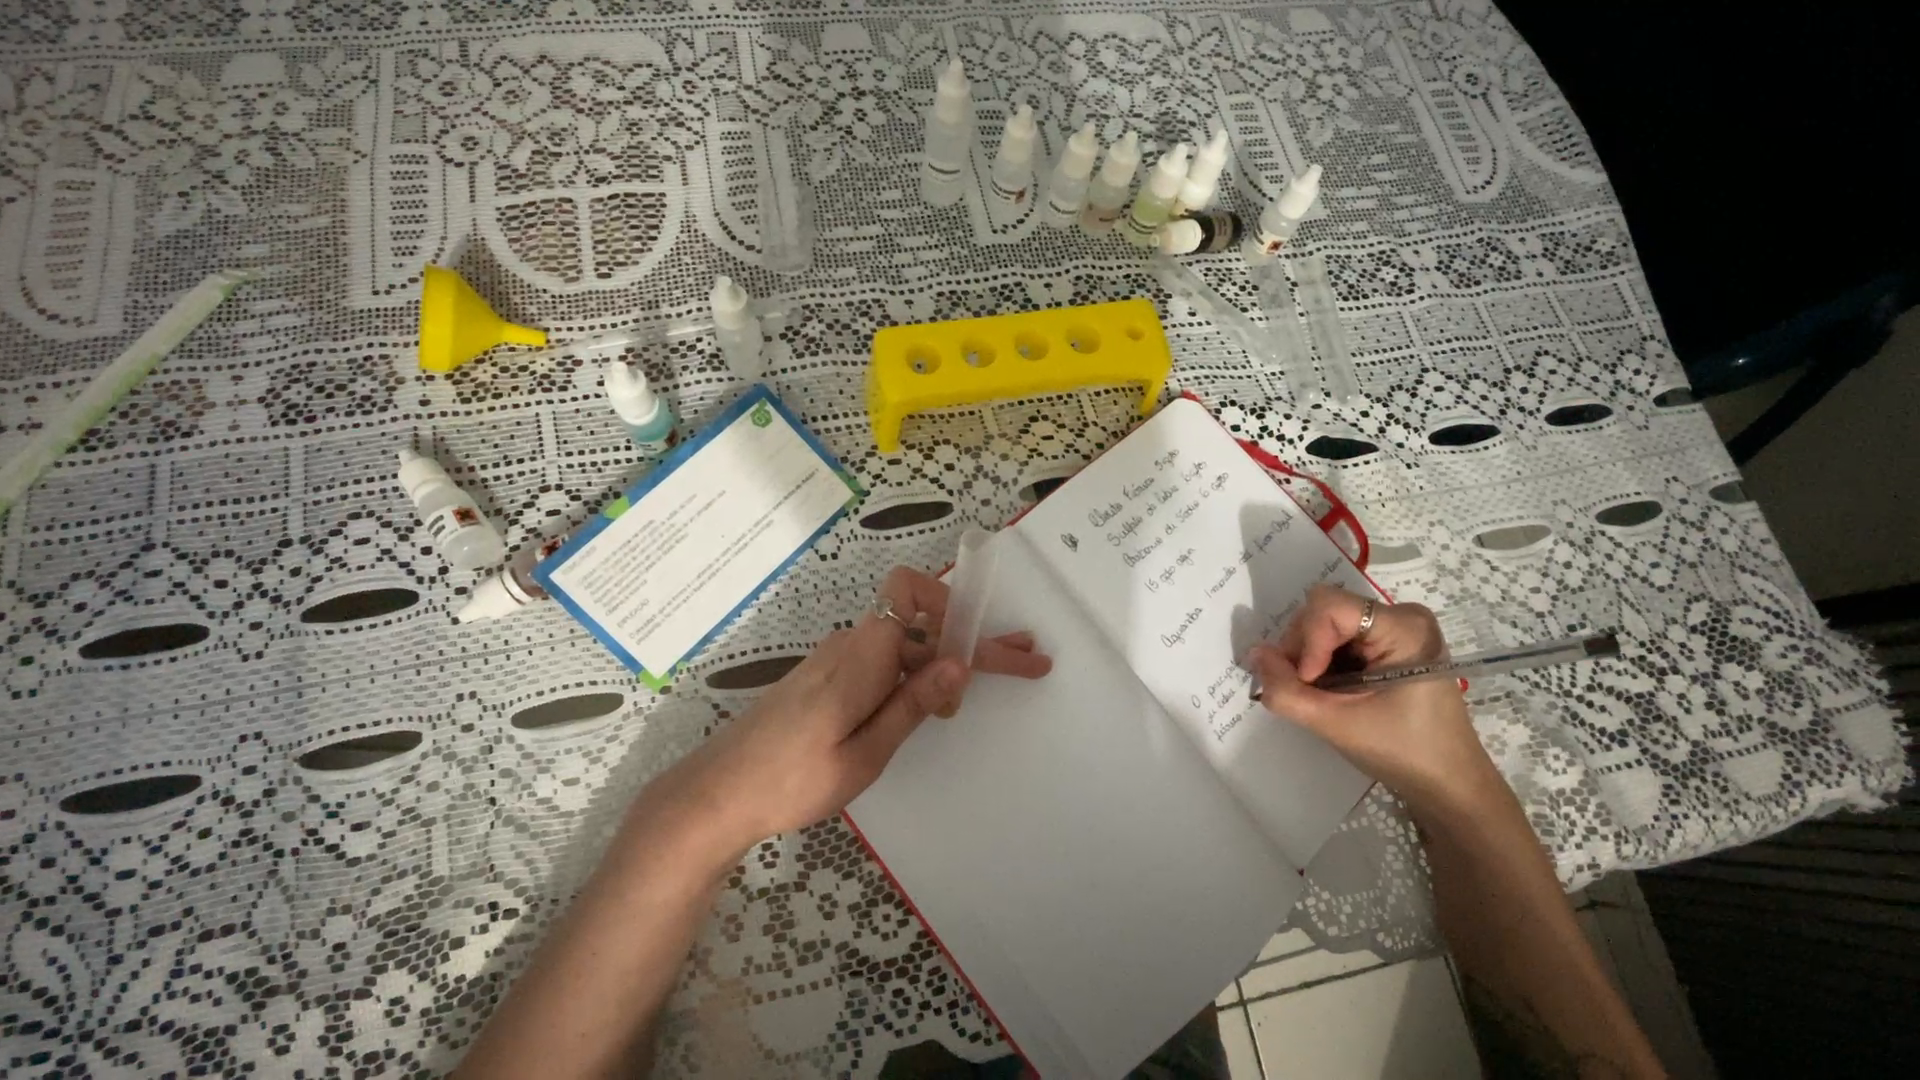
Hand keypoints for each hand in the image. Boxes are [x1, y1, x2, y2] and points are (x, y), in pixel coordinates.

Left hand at [661, 566, 1051, 855]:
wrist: (718, 793)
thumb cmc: (793, 779)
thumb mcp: (865, 752)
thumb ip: (913, 704)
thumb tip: (960, 664)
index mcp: (863, 653)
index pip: (917, 599)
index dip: (959, 607)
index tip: (1001, 642)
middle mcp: (851, 644)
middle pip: (921, 624)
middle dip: (973, 639)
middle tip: (1026, 659)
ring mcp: (837, 660)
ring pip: (904, 645)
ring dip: (947, 658)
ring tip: (988, 682)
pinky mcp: (828, 679)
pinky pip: (884, 662)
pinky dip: (917, 674)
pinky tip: (933, 702)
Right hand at [1248, 585, 1496, 815]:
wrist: (1448, 784)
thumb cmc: (1403, 753)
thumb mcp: (1336, 725)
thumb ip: (1286, 691)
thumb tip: (1254, 654)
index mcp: (1404, 627)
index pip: (1327, 607)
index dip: (1306, 642)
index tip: (1308, 682)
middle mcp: (1401, 616)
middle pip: (1323, 612)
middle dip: (1302, 650)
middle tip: (1304, 691)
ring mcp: (1395, 629)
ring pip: (1325, 625)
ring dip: (1308, 658)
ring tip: (1318, 695)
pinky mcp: (1387, 644)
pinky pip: (1337, 638)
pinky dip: (1321, 662)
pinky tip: (1329, 691)